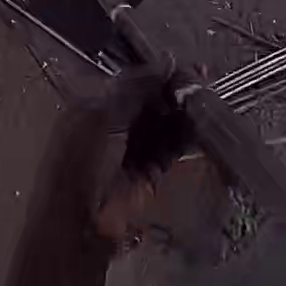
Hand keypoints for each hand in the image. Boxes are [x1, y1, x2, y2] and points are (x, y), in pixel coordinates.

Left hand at [30, 69, 190, 249]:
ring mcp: (133, 147)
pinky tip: (204, 125)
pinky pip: (172, 146)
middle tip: (203, 83)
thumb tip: (169, 60)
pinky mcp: (150, 170)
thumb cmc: (81, 162)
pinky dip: (188, 136)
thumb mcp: (103, 115)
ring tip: (209, 101)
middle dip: (176, 91)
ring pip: (165, 121)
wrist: (77, 225)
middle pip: (152, 99)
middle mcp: (114, 123)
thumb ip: (137, 86)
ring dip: (186, 112)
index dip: (159, 72)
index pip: (133, 80)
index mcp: (95, 104)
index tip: (186, 65)